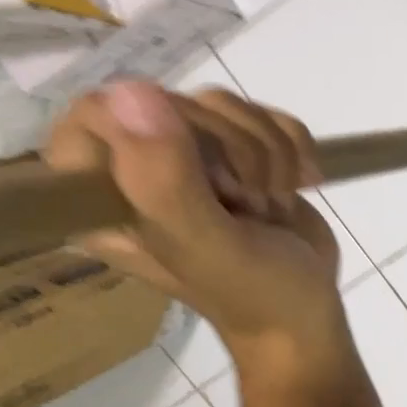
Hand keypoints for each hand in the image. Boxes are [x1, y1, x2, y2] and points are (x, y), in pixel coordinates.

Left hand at [42, 82, 346, 372]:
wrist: (308, 316)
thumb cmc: (253, 293)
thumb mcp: (205, 247)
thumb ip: (165, 180)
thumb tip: (136, 91)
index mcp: (99, 191)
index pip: (101, 113)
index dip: (162, 132)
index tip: (205, 178)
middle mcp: (137, 167)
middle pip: (175, 103)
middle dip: (235, 151)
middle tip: (249, 205)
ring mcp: (194, 158)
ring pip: (225, 106)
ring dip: (271, 153)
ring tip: (272, 203)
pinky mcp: (245, 155)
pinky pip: (266, 114)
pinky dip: (296, 146)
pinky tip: (299, 182)